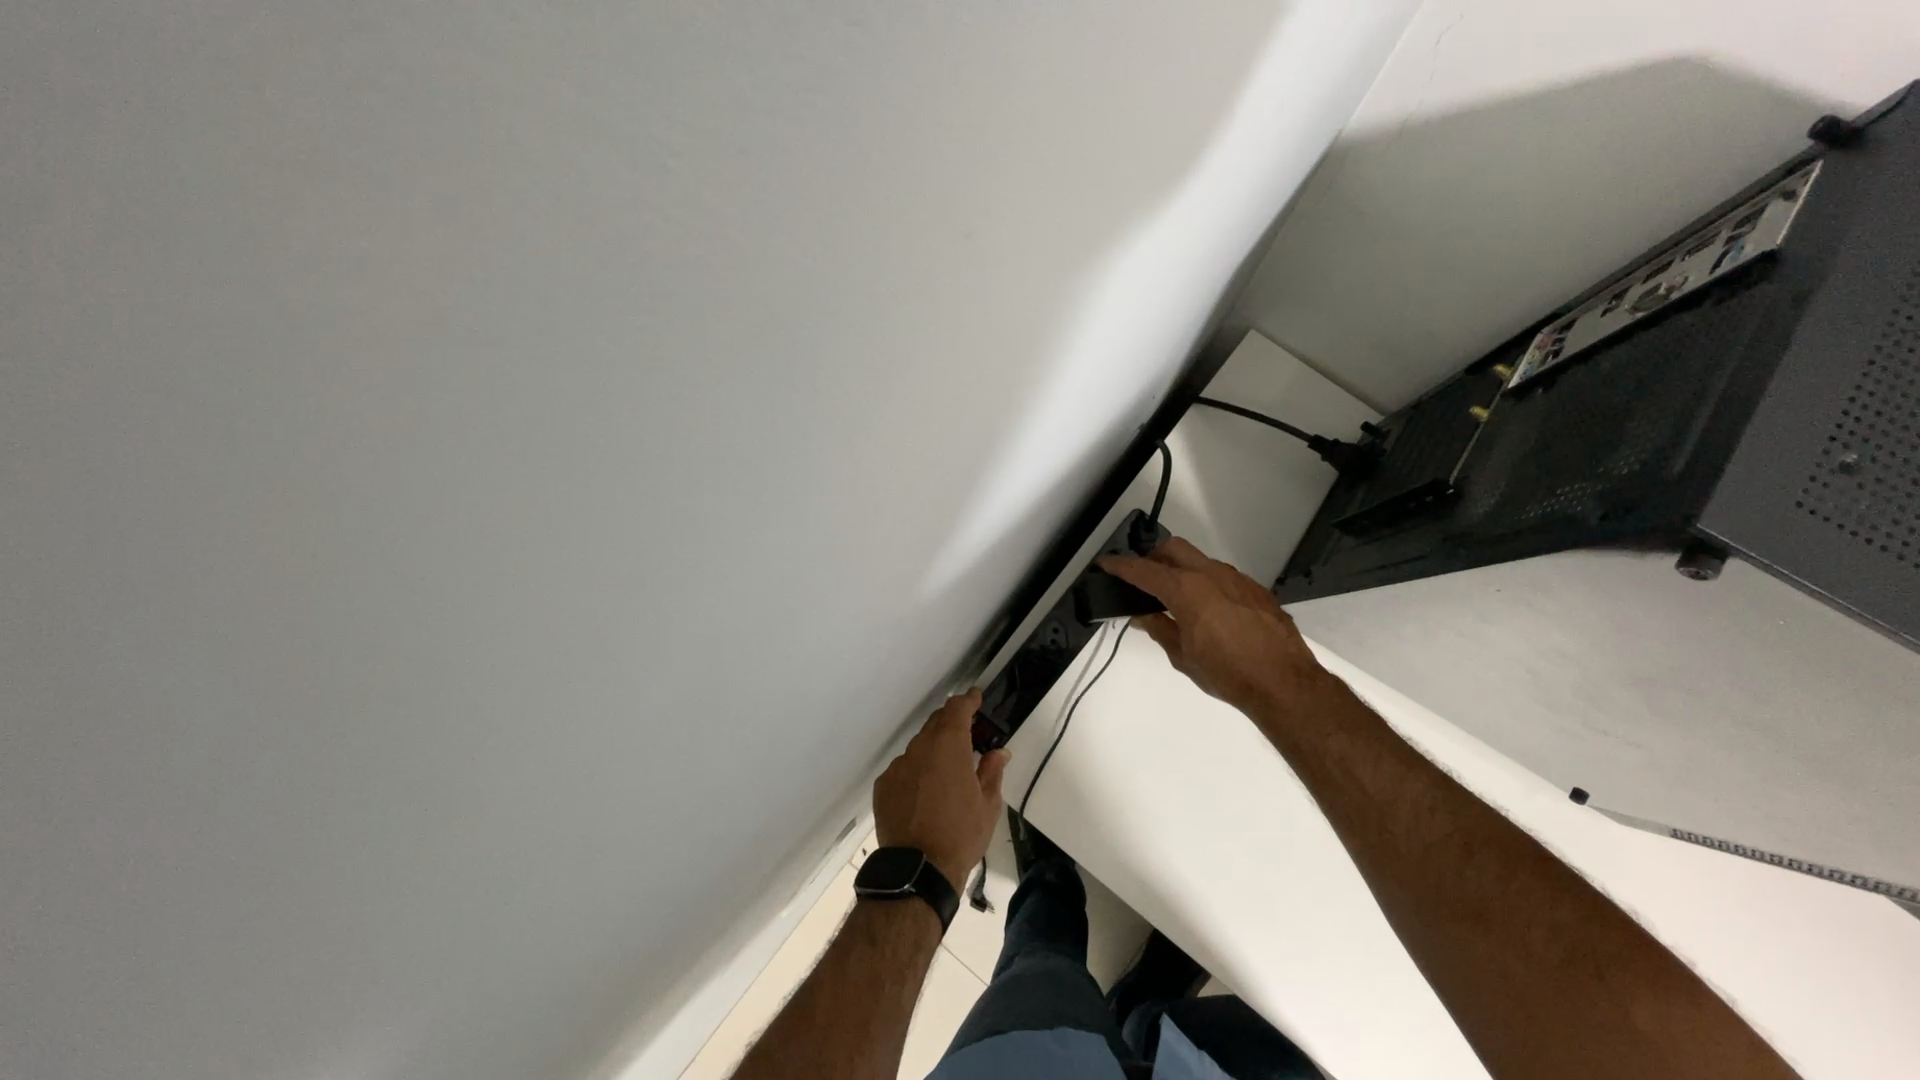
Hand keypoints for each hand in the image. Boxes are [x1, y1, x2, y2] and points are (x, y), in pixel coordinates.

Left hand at [872, 690, 1009, 893]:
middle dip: (951, 723)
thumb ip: (992, 771)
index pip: (957, 710)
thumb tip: (998, 752)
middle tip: (967, 733)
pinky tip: (924, 793)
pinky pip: (903, 769)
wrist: (918, 869)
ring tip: (946, 772)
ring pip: (918, 748)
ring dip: (933, 751)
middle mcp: (920, 749)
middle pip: (936, 724)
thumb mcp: (988, 805)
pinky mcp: (883, 786)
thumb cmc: (961, 835)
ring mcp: (898, 767)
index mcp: (949, 748)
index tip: (975, 697)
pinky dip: (916, 772)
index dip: (967, 701)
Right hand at [1099, 537, 1328, 715]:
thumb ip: (1159, 628)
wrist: (1283, 682)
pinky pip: (1222, 576)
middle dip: (1153, 558)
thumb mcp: (1182, 655)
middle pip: (1172, 549)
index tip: (1105, 563)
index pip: (1143, 570)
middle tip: (1142, 579)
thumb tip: (1143, 616)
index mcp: (1186, 590)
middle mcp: (1210, 574)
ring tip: (1175, 597)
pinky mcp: (1255, 589)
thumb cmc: (1226, 673)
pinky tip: (1208, 609)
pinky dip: (1206, 583)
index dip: (1120, 566)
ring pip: (1200, 560)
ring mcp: (1236, 579)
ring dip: (1181, 569)